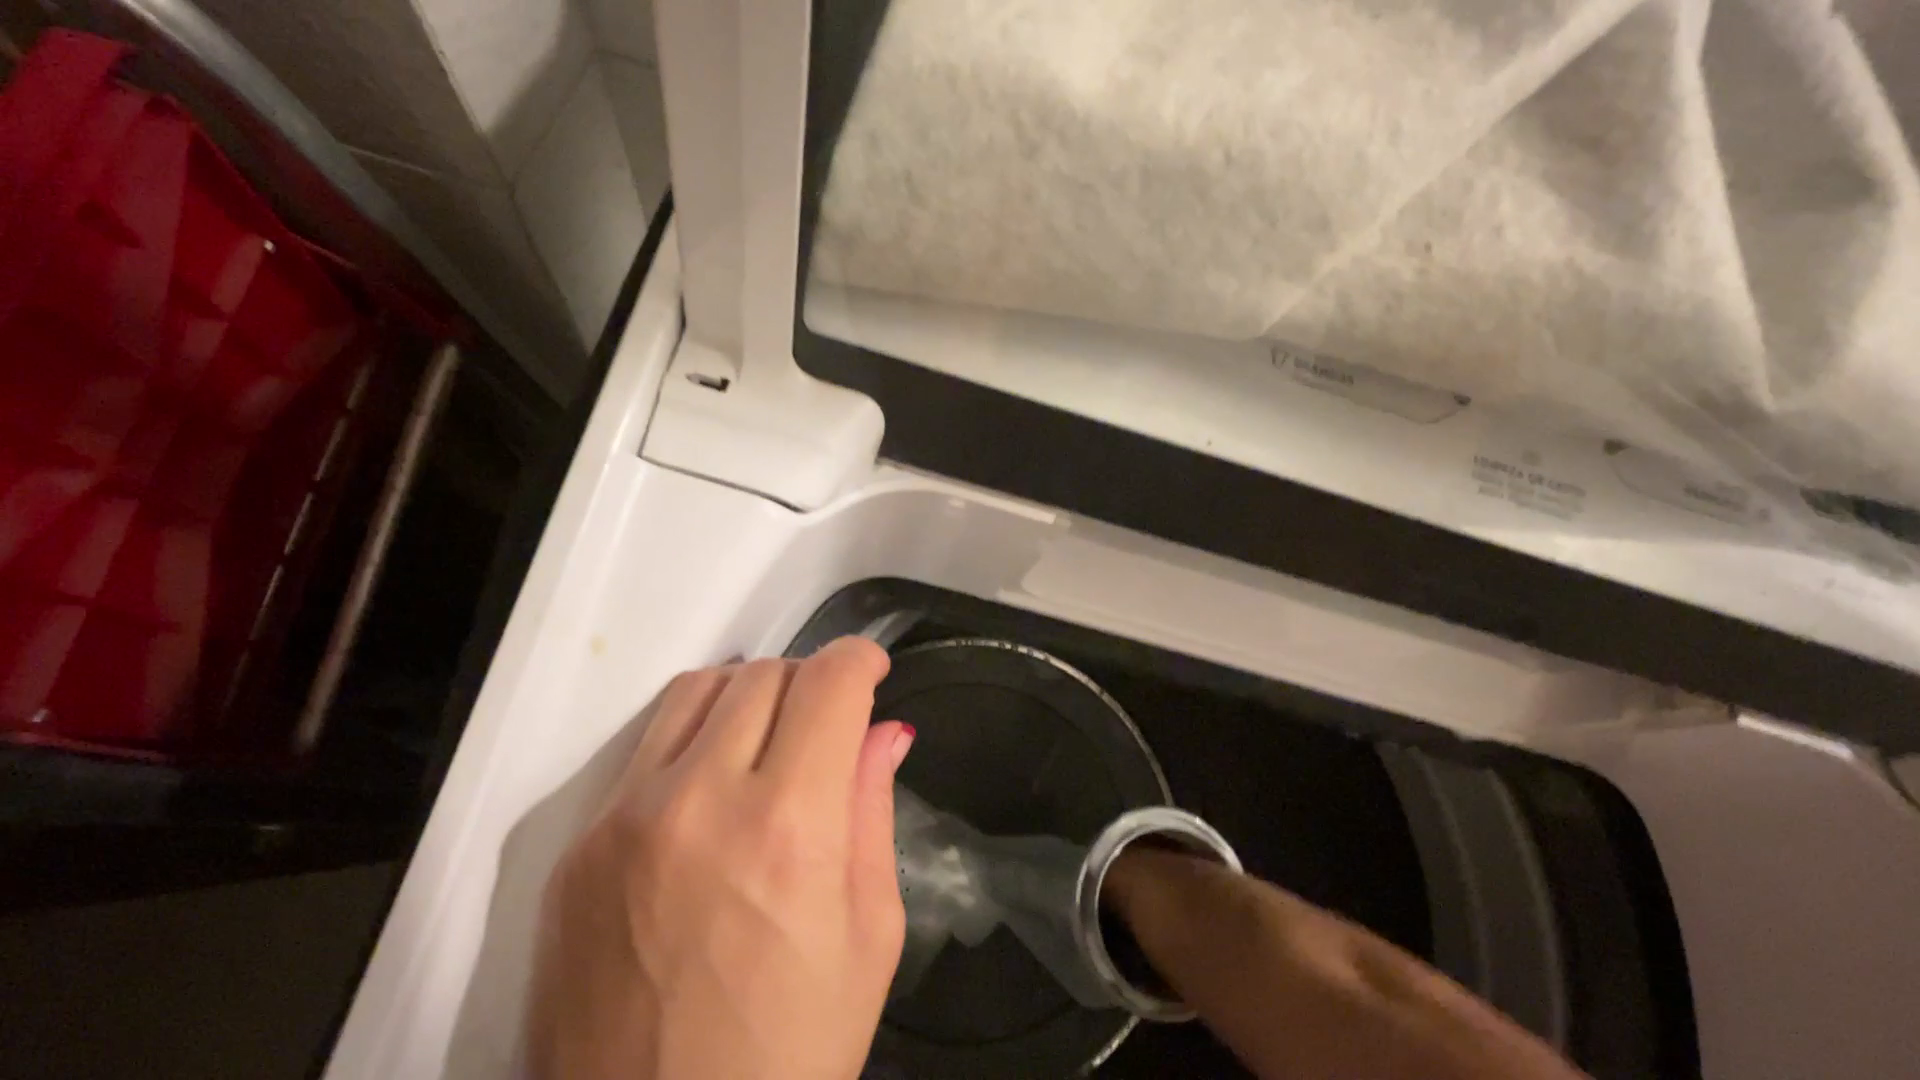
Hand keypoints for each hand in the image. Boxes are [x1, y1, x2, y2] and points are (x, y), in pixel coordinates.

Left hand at [526, 638, 913, 1079]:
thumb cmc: (788, 1054)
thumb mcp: (866, 939)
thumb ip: (871, 814)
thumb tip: (882, 732)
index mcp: (787, 830)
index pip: (828, 685)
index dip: (859, 661)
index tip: (870, 671)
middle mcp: (698, 802)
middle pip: (764, 674)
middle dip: (810, 680)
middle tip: (827, 721)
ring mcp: (624, 819)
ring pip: (697, 692)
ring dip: (749, 694)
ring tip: (770, 738)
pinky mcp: (577, 845)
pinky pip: (644, 749)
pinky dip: (693, 738)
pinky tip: (711, 788)